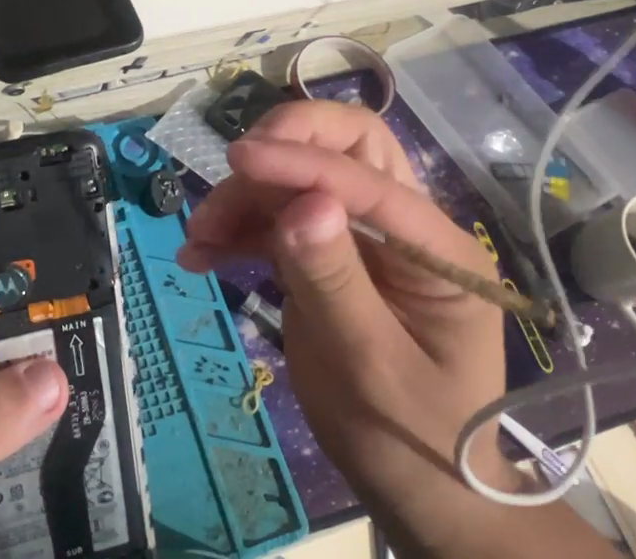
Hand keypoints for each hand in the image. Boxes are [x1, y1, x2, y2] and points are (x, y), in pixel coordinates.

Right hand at [178, 101, 528, 547]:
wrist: (419, 491)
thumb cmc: (412, 437)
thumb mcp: (372, 367)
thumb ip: (335, 282)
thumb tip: (302, 204)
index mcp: (436, 248)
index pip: (368, 178)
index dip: (303, 161)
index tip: (238, 159)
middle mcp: (404, 228)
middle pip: (351, 147)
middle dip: (288, 143)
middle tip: (236, 166)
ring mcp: (365, 242)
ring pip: (303, 181)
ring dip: (248, 196)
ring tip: (198, 237)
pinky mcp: (330, 260)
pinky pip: (281, 223)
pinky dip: (239, 230)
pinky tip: (201, 256)